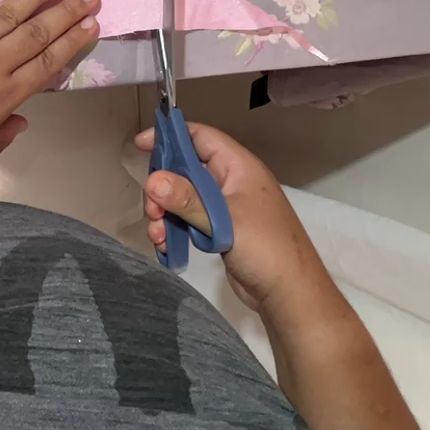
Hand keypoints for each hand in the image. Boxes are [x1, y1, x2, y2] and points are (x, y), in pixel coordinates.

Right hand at [135, 121, 323, 314]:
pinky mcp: (218, 230)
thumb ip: (186, 199)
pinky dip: (173, 230)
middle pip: (183, 170)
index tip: (140, 145)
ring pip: (181, 198)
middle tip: (151, 210)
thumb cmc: (265, 247)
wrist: (289, 293)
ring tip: (158, 235)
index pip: (199, 136)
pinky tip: (165, 247)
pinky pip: (187, 221)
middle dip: (161, 188)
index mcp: (237, 167)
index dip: (170, 136)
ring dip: (164, 214)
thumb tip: (152, 180)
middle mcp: (229, 182)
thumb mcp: (223, 220)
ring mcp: (223, 207)